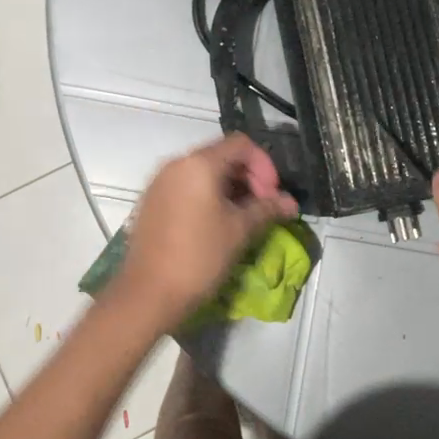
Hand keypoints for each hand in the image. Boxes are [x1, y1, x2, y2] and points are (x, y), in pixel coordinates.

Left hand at [114, 134, 298, 330]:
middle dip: (248, 177)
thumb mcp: (239, 231)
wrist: (147, 293)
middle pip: (221, 155)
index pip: (241, 144)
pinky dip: (206, 195)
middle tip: (261, 207)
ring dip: (229, 187)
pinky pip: (186, 186)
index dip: (264, 165)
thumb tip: (291, 203)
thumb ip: (267, 209)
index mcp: (199, 163)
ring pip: (203, 171)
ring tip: (242, 217)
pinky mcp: (151, 200)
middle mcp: (176, 164)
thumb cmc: (198, 257)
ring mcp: (160, 181)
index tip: (272, 195)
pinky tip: (216, 223)